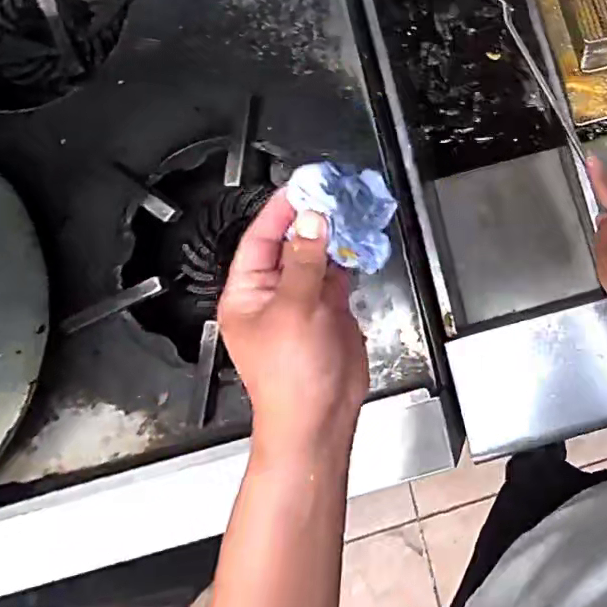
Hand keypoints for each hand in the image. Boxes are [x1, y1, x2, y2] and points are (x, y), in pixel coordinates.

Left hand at [219, 189, 368, 468]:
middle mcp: (273, 292)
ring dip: (333, 234)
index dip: (280, 211)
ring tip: (350, 208)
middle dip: (311, 219)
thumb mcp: (294, 311)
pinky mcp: (329, 309)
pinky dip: (349, 256)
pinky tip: (359, 239)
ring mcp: (303, 300)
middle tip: (333, 192)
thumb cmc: (290, 378)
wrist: (320, 418)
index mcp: (247, 292)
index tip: (302, 187)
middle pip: (291, 243)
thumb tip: (311, 221)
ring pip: (317, 256)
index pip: (260, 239)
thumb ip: (304, 262)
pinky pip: (337, 272)